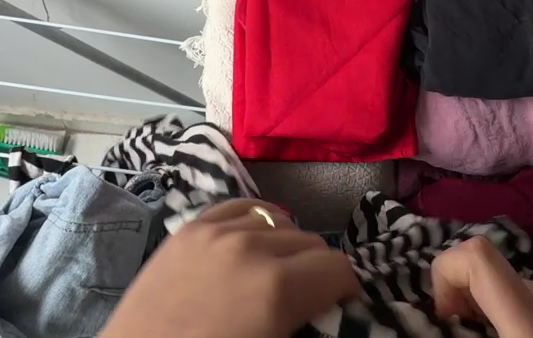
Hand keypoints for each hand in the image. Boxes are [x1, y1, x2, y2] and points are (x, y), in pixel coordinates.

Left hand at [102, 198, 360, 337]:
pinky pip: (236, 207)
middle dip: (317, 269)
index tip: (339, 307)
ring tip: (278, 273)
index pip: (338, 267)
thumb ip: (302, 326)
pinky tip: (250, 244)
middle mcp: (250, 246)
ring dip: (286, 245)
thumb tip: (327, 313)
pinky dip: (252, 222)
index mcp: (276, 288)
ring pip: (276, 219)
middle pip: (309, 240)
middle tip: (309, 300)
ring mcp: (214, 231)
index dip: (345, 290)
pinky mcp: (187, 228)